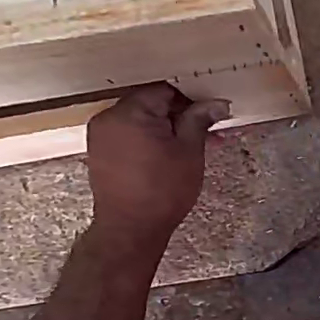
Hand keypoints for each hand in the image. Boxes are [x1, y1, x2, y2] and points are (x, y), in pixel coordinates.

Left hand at [85, 85, 229, 251]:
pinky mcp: (101, 152)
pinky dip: (150, 139)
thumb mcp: (189, 151)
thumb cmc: (163, 190)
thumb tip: (218, 104)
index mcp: (130, 112)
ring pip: (142, 121)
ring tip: (194, 147)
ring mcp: (101, 135)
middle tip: (208, 132)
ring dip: (167, 129)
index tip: (210, 115)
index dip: (191, 100)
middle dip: (181, 116)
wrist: (131, 228)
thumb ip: (200, 120)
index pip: (165, 90)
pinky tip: (172, 155)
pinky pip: (130, 135)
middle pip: (151, 104)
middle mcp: (109, 118)